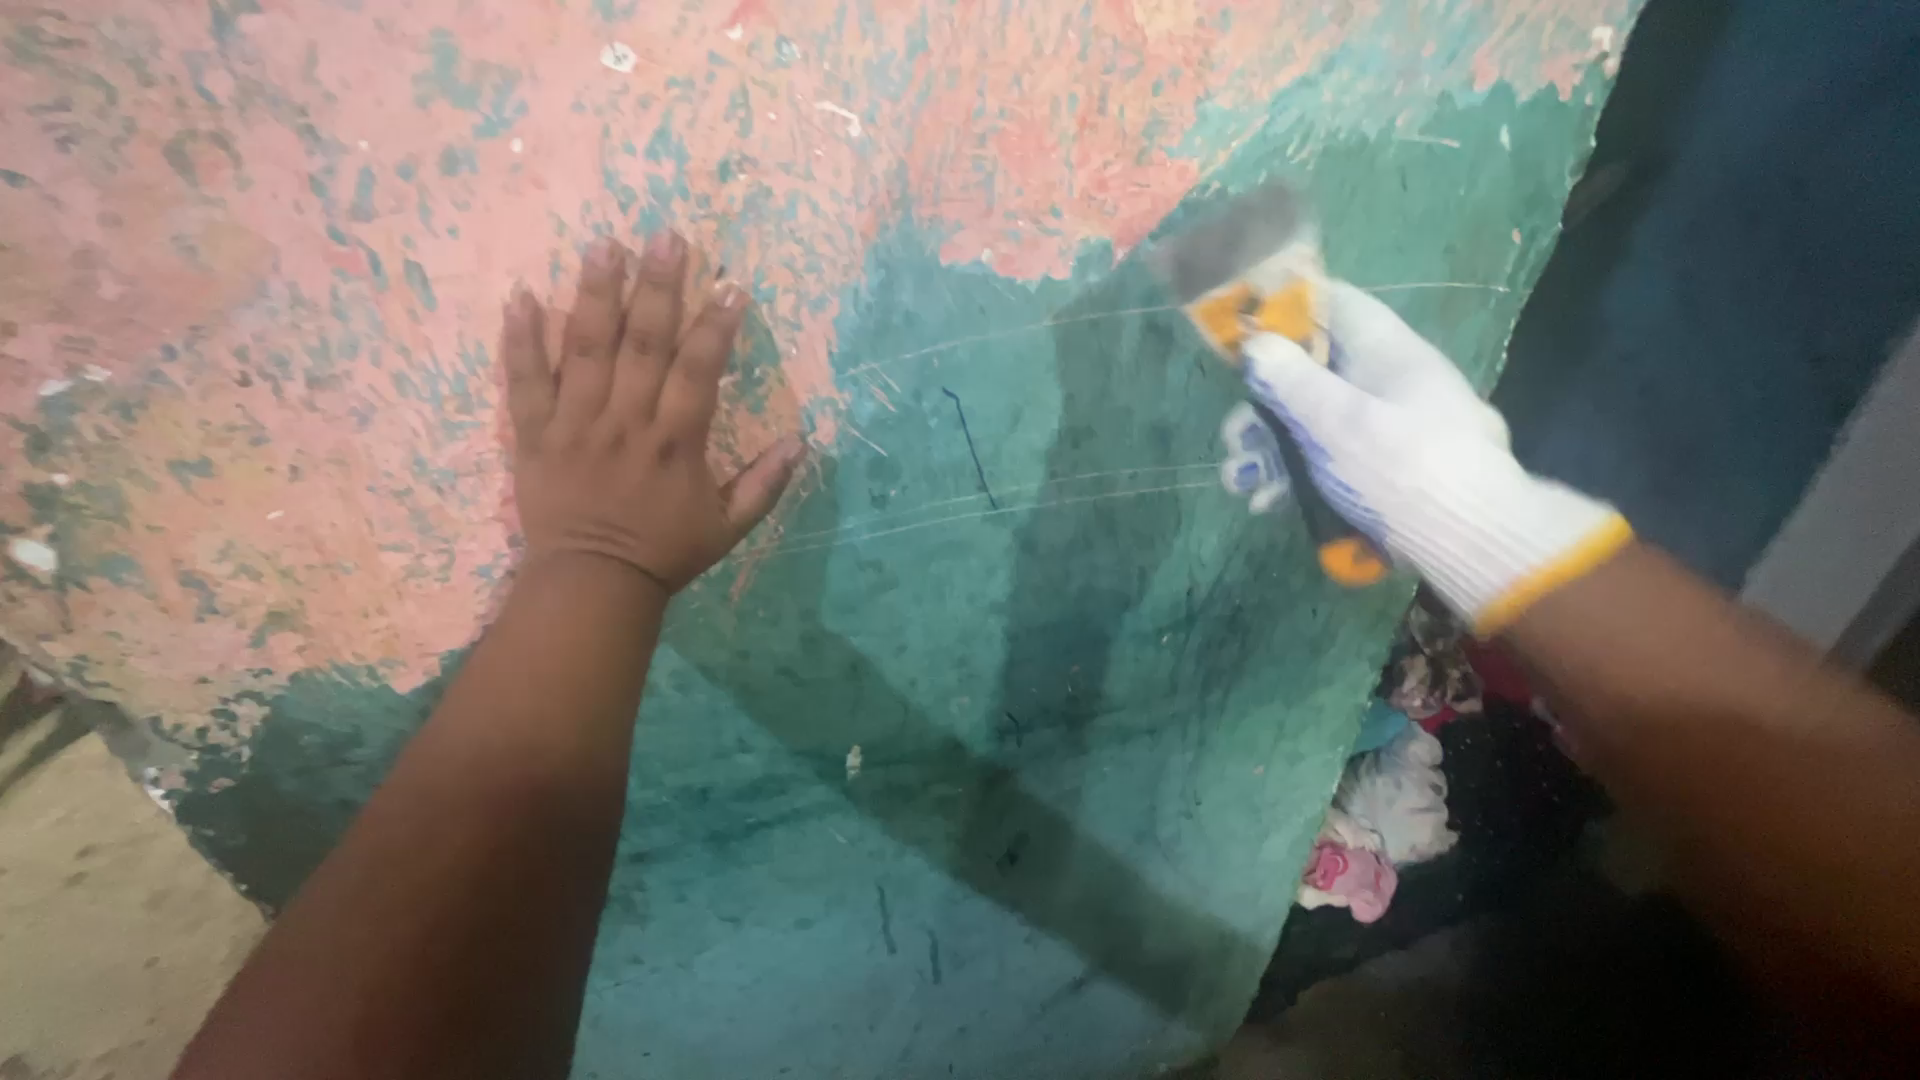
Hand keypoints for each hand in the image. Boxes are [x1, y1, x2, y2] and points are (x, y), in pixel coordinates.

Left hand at [502, 234, 806, 594]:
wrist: (593, 584)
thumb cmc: (666, 554)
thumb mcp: (730, 528)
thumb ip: (765, 484)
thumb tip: (801, 441)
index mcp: (675, 444)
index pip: (698, 371)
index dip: (716, 327)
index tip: (731, 287)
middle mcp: (626, 423)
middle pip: (642, 345)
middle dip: (658, 289)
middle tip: (667, 238)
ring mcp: (575, 426)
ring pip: (584, 350)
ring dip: (595, 295)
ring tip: (604, 246)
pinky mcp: (535, 436)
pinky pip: (525, 382)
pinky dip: (520, 341)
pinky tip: (522, 296)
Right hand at [1220, 280, 1629, 633]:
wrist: (1470, 541)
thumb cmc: (1400, 466)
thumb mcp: (1335, 421)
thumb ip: (1289, 380)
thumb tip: (1255, 343)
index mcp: (1384, 352)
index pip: (1333, 304)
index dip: (1285, 309)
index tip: (1241, 332)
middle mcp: (1383, 384)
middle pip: (1310, 374)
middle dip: (1262, 406)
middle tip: (1232, 438)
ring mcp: (1382, 430)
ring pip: (1311, 423)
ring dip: (1267, 450)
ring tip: (1239, 481)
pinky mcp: (1379, 471)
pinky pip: (1326, 461)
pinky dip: (1293, 477)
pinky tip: (1267, 503)